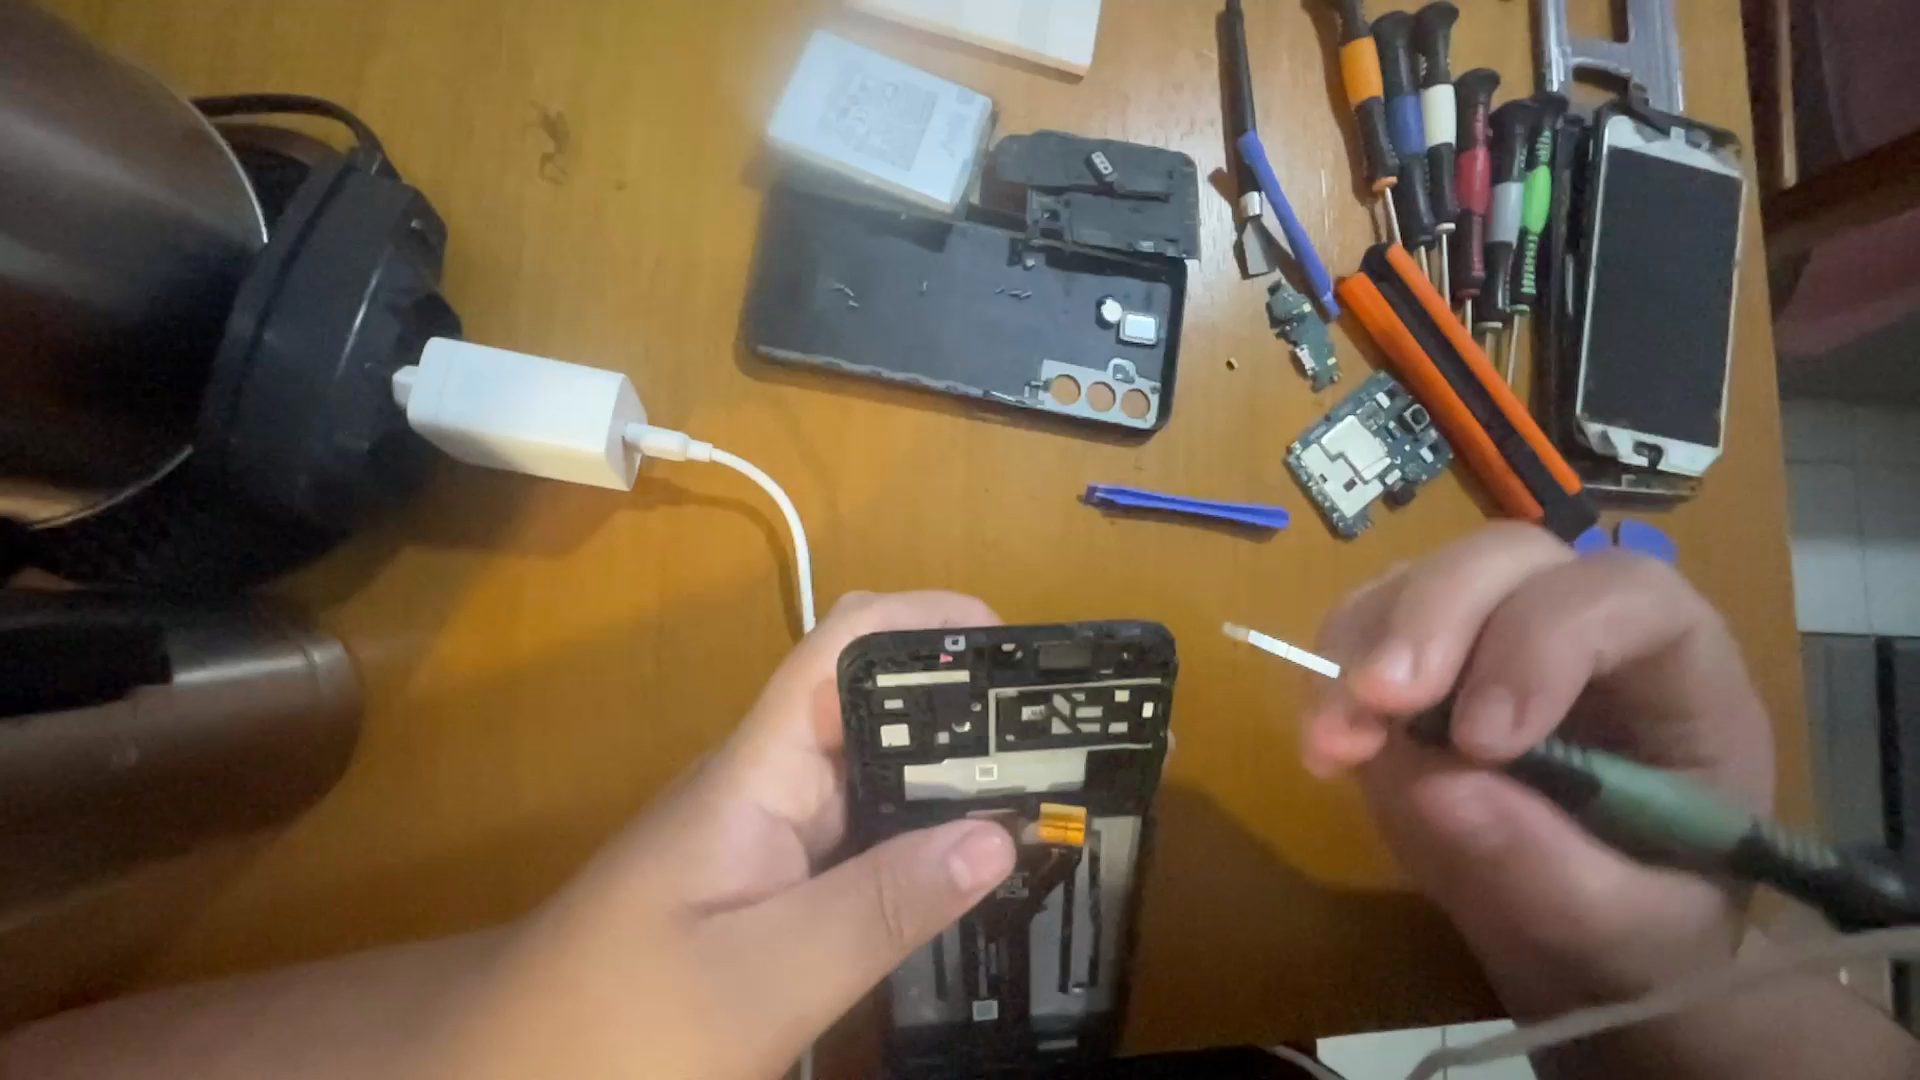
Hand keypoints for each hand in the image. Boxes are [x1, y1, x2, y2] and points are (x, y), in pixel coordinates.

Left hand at [444, 592, 1016, 1079]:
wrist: (514, 1073)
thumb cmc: (614, 1025)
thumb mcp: (758, 979)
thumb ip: (877, 909)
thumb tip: (997, 837)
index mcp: (760, 769)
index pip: (843, 649)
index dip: (923, 620)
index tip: (1010, 645)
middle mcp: (776, 777)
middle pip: (874, 695)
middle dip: (961, 696)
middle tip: (1054, 735)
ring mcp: (780, 826)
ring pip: (879, 763)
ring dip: (953, 767)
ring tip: (1043, 791)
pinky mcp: (785, 871)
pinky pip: (871, 827)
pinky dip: (929, 828)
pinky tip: (975, 861)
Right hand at [1301, 524, 1774, 1017]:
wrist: (1573, 917)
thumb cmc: (1633, 914)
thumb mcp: (1621, 923)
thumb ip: (1547, 865)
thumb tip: (1435, 785)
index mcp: (1670, 668)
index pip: (1616, 596)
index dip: (1540, 646)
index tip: (1480, 745)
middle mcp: (1569, 616)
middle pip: (1496, 559)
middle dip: (1426, 623)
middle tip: (1374, 703)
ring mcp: (1476, 624)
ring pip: (1410, 580)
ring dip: (1356, 651)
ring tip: (1332, 743)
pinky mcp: (1406, 647)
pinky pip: (1353, 622)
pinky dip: (1325, 673)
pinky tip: (1326, 739)